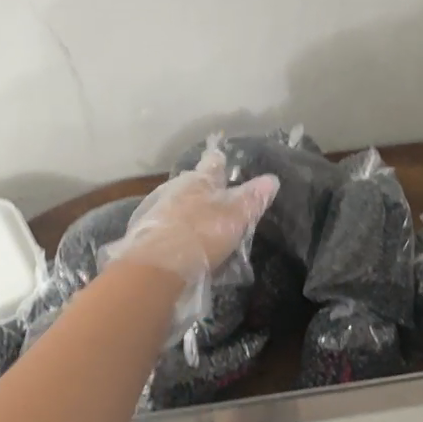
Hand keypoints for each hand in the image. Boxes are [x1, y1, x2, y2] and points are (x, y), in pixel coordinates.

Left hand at [97, 147, 278, 339]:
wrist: (159, 264)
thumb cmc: (203, 233)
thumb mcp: (237, 216)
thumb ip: (253, 199)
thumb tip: (272, 179)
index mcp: (200, 181)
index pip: (213, 163)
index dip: (219, 160)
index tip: (221, 156)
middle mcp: (177, 190)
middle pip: (193, 183)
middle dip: (204, 188)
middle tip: (216, 195)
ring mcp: (160, 211)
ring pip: (180, 205)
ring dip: (191, 211)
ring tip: (203, 222)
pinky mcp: (150, 234)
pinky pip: (171, 226)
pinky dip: (181, 231)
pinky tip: (187, 243)